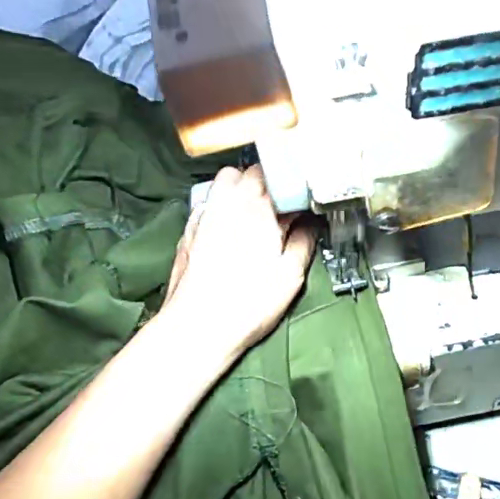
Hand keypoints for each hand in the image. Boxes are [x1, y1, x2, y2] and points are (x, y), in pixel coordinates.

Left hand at [159, 166, 315, 363]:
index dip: (294, 183)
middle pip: (250, 171)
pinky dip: (223, 208)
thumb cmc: (247, 303)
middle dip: (268, 183)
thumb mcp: (290, 275)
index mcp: (257, 206)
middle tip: (283, 208)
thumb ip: (304, 241)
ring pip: (225, 182)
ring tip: (256, 215)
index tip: (304, 200)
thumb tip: (310, 224)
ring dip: (242, 189)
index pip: (279, 172)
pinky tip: (231, 231)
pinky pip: (209, 204)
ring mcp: (204, 213)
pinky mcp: (189, 230)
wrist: (197, 326)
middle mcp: (227, 201)